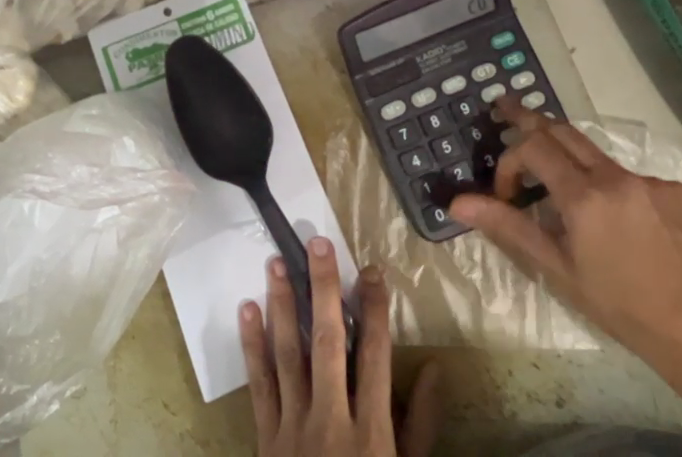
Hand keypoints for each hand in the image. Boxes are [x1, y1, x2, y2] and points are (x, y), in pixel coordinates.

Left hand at [241, 237, 440, 456]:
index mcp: (371, 431)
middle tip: (316, 244)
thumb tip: (435, 368)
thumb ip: (421, 424)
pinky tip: (247, 309)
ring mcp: (292, 428)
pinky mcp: (265, 439)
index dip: (375, 310)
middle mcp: (331, 421)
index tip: (371, 270)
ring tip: (275, 264)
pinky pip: (258, 385)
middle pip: (327, 343)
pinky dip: (251, 346)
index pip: (376, 356)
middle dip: (323, 290)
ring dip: (281, 306)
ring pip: (286, 355)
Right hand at [449, 104, 681, 376]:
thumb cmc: (622, 308)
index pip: (533, 147)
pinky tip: (621, 227)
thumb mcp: (559, 270)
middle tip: (503, 108)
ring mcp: (651, 181)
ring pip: (598, 156)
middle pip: (564, 131)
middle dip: (529, 118)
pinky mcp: (677, 192)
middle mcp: (617, 176)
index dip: (510, 161)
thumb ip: (509, 227)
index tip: (505, 194)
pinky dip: (613, 190)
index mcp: (585, 195)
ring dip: (571, 161)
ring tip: (562, 190)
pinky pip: (632, 179)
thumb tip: (457, 201)